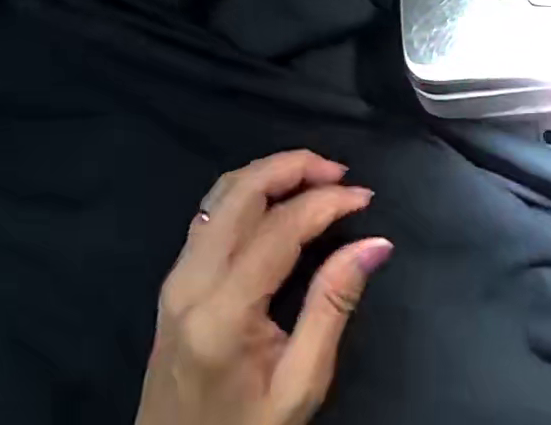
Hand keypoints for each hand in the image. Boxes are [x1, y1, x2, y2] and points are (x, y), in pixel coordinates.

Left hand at [136, 151, 392, 424]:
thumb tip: (375, 243)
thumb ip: (333, 307)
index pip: (279, 228)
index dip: (326, 202)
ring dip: (271, 171)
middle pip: (241, 190)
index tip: (364, 198)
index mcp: (222, 311)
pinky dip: (250, 189)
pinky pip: (212, 210)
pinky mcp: (175, 276)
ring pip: (222, 191)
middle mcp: (191, 279)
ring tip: (317, 176)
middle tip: (340, 172)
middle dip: (294, 166)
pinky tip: (279, 197)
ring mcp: (176, 274)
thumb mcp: (299, 385)